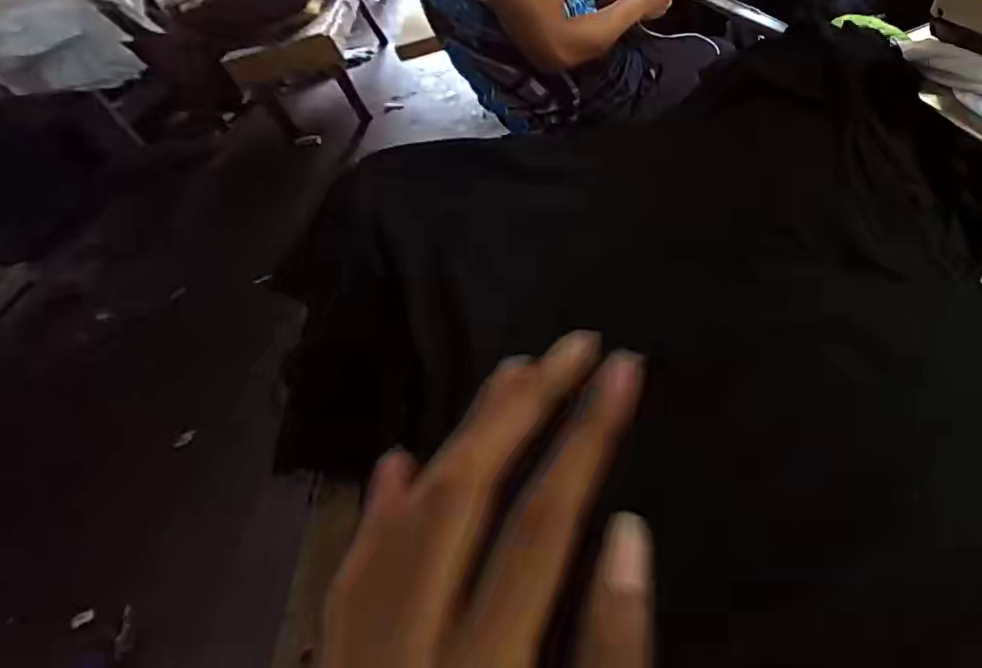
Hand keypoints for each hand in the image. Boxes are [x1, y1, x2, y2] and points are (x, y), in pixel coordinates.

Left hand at [322, 332, 650, 667]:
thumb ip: (613, 653)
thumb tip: (631, 534)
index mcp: (481, 667)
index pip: (540, 527)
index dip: (587, 437)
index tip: (623, 369)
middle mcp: (405, 649)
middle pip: (463, 498)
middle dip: (525, 407)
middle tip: (575, 346)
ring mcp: (358, 657)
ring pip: (405, 521)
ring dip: (462, 436)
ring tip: (514, 373)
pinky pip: (350, 579)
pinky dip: (381, 514)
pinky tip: (399, 464)